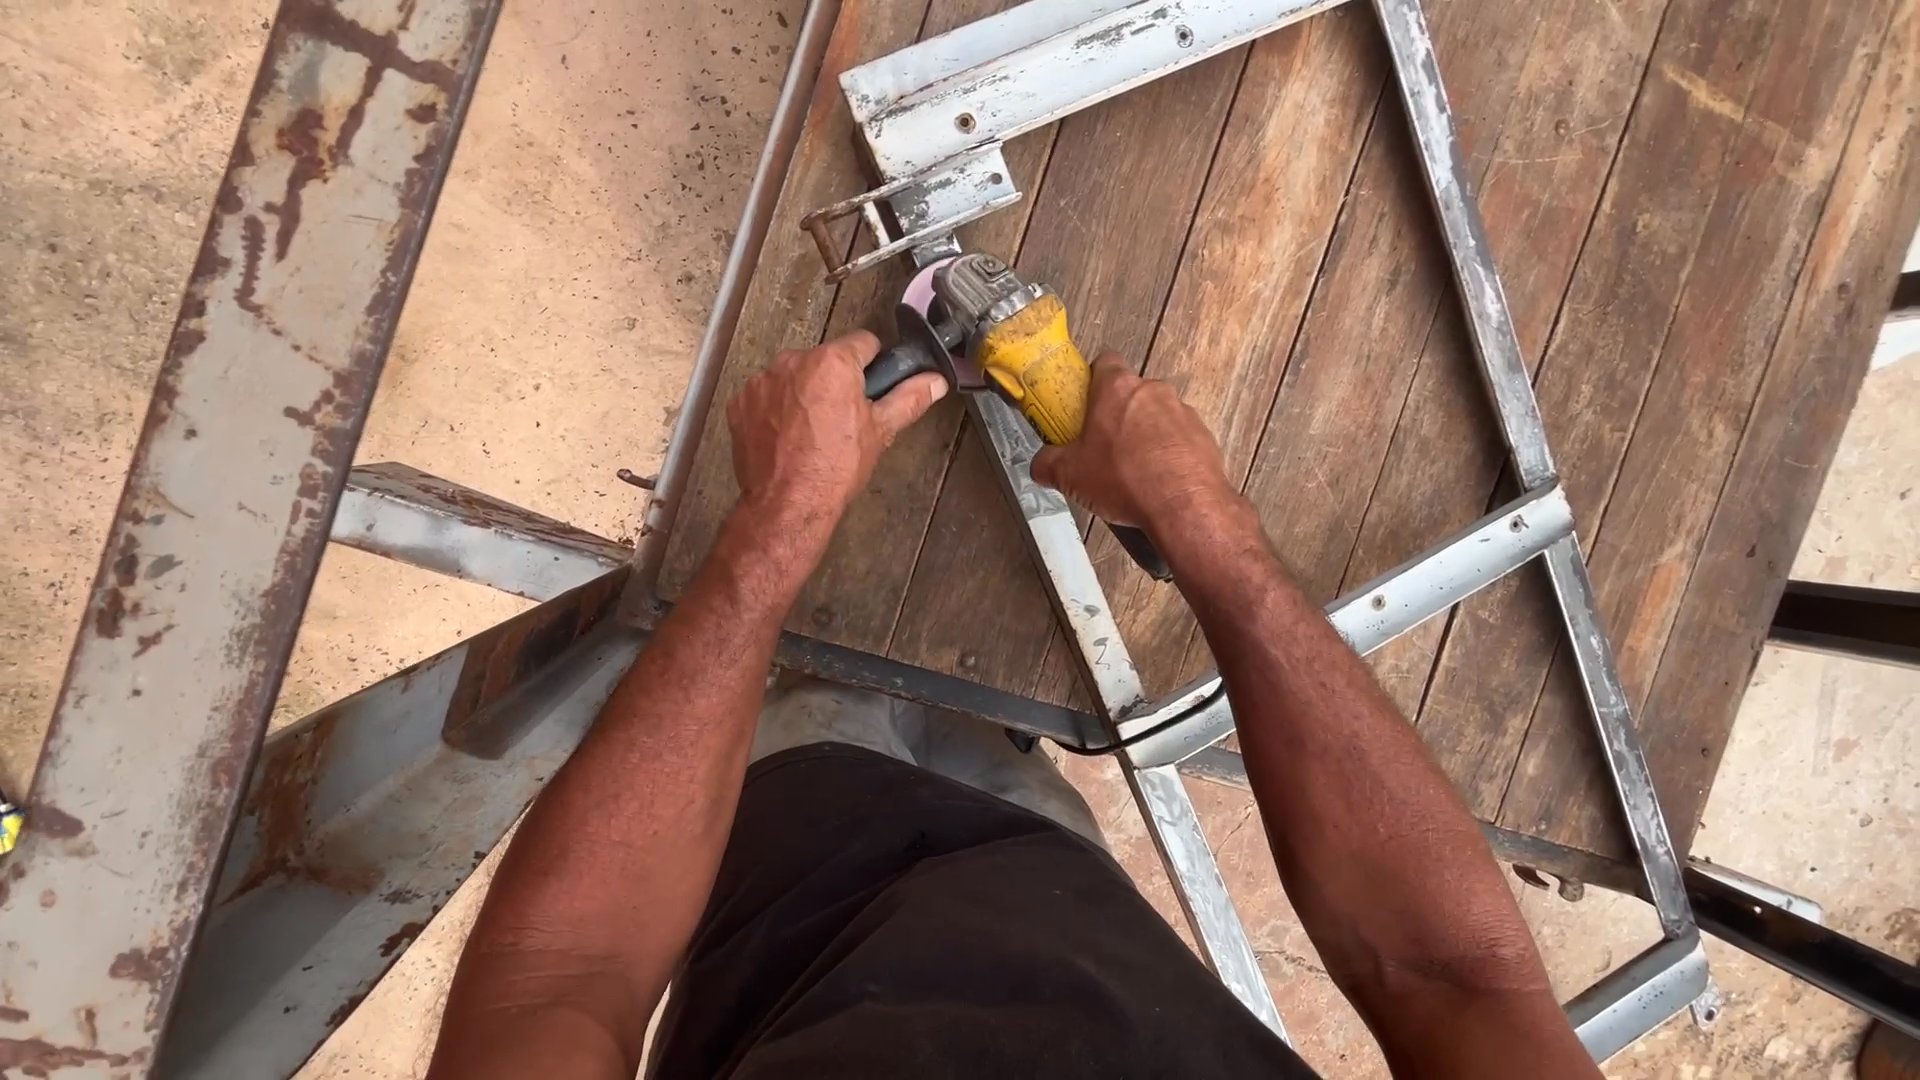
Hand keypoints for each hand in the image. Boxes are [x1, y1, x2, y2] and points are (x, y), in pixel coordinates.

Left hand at [727, 330, 947, 527]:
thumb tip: (934, 382)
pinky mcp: (740, 403)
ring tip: (812, 433)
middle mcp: (794, 362)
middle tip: (843, 419)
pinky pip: (766, 396)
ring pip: (794, 377)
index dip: (873, 364)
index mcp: (833, 363)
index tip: (871, 387)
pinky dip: (776, 411)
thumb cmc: (834, 469)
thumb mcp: (880, 432)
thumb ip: (909, 399)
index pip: (864, 342)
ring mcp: (763, 381)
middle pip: (825, 360)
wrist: (788, 504)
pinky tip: (787, 438)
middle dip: (835, 382)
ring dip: (804, 395)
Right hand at [1031, 355, 1235, 537]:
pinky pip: (1179, 440)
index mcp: (1117, 389)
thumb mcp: (1069, 475)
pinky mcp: (1203, 437)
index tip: (1083, 402)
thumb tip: (1041, 465)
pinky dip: (1167, 456)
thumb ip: (1047, 464)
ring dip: (1144, 437)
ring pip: (1156, 417)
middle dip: (1116, 416)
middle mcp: (1153, 392)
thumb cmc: (1127, 480)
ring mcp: (1182, 413)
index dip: (1092, 380)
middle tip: (1101, 446)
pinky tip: (1155, 483)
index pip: (1104, 362)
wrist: (1183, 505)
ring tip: (1130, 472)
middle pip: (1130, 393)